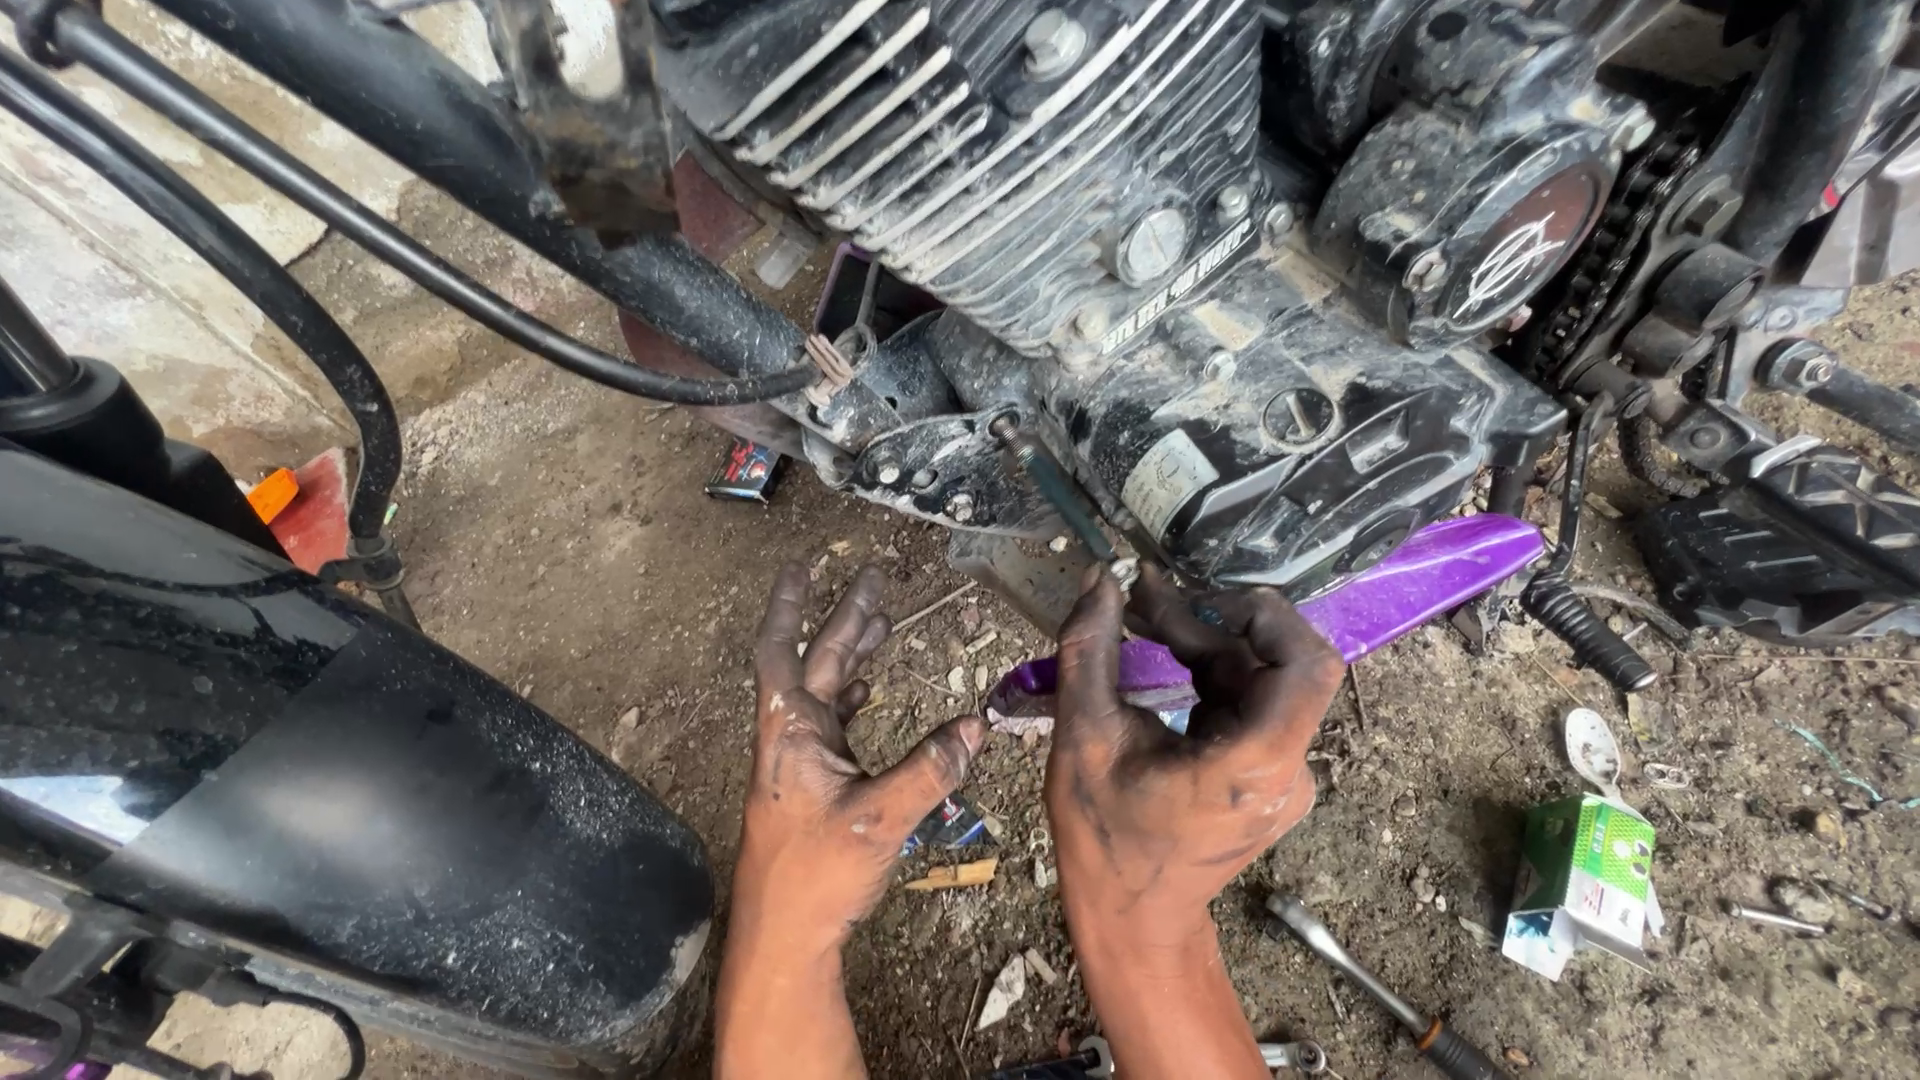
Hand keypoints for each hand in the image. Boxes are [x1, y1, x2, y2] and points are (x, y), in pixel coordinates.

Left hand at [731, 563, 986, 958]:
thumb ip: (930, 770)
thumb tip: (976, 725)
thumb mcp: (878, 818)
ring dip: (853, 652)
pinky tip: (871, 686)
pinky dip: (854, 695)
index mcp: (790, 730)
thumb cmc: (814, 874)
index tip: (801, 567)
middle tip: (875, 580)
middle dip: (846, 618)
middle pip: (818, 659)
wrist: (782, 934)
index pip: (781, 650)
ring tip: (883, 620)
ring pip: (829, 687)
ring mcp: (803, 757)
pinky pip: (837, 720)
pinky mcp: (817, 779)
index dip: (789, 605)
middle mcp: (792, 734)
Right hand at [1046, 564, 1343, 959]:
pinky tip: (1158, 654)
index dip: (1260, 615)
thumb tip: (1100, 577)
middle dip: (1208, 621)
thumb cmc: (1103, 839)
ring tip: (1138, 616)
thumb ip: (1088, 650)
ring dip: (1200, 641)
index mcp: (1253, 764)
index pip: (1307, 666)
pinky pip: (1245, 702)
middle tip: (1142, 597)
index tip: (1191, 598)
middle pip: (1273, 663)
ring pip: (1256, 678)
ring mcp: (1280, 773)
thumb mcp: (1082, 737)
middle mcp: (1286, 767)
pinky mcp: (1265, 773)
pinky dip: (1204, 671)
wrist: (1132, 918)